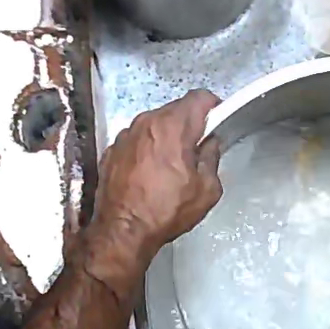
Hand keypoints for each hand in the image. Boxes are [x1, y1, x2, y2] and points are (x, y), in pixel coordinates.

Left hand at [80, 89, 223, 295]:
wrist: (123, 231)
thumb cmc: (163, 212)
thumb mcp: (206, 189)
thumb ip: (212, 158)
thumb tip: (210, 145)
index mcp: (173, 126)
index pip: (199, 97)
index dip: (213, 107)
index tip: (217, 120)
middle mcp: (146, 123)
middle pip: (175, 110)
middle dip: (189, 125)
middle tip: (197, 151)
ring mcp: (125, 136)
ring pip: (154, 125)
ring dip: (166, 138)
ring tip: (172, 167)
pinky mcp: (112, 151)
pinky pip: (136, 141)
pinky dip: (146, 151)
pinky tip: (150, 174)